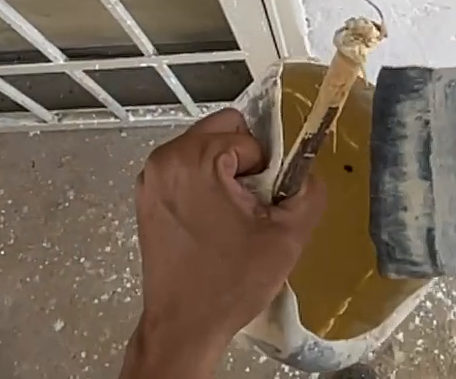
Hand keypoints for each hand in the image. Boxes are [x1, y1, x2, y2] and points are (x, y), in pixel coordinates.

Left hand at [121, 108, 326, 378]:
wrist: (183, 328)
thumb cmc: (230, 282)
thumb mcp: (286, 237)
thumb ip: (308, 192)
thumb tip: (309, 170)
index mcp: (197, 158)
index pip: (250, 140)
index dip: (265, 171)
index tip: (262, 204)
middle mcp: (168, 157)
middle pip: (223, 128)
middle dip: (244, 158)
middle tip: (250, 202)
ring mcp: (152, 175)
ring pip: (204, 144)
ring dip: (224, 167)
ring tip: (230, 213)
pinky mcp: (146, 193)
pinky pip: (185, 165)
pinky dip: (202, 179)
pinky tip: (210, 218)